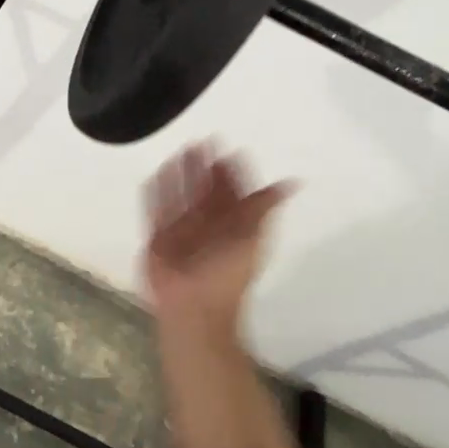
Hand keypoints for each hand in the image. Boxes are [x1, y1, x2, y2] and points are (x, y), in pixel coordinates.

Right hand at [143, 143, 295, 342]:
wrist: (195, 306)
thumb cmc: (227, 275)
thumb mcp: (253, 238)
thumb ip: (263, 208)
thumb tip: (292, 182)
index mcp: (231, 225)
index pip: (232, 193)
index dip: (231, 173)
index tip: (229, 150)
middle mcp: (206, 224)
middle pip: (203, 189)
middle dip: (204, 167)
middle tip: (203, 141)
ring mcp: (181, 229)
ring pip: (180, 194)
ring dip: (180, 173)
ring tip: (181, 150)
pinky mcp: (158, 236)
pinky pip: (156, 207)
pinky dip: (157, 190)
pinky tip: (157, 172)